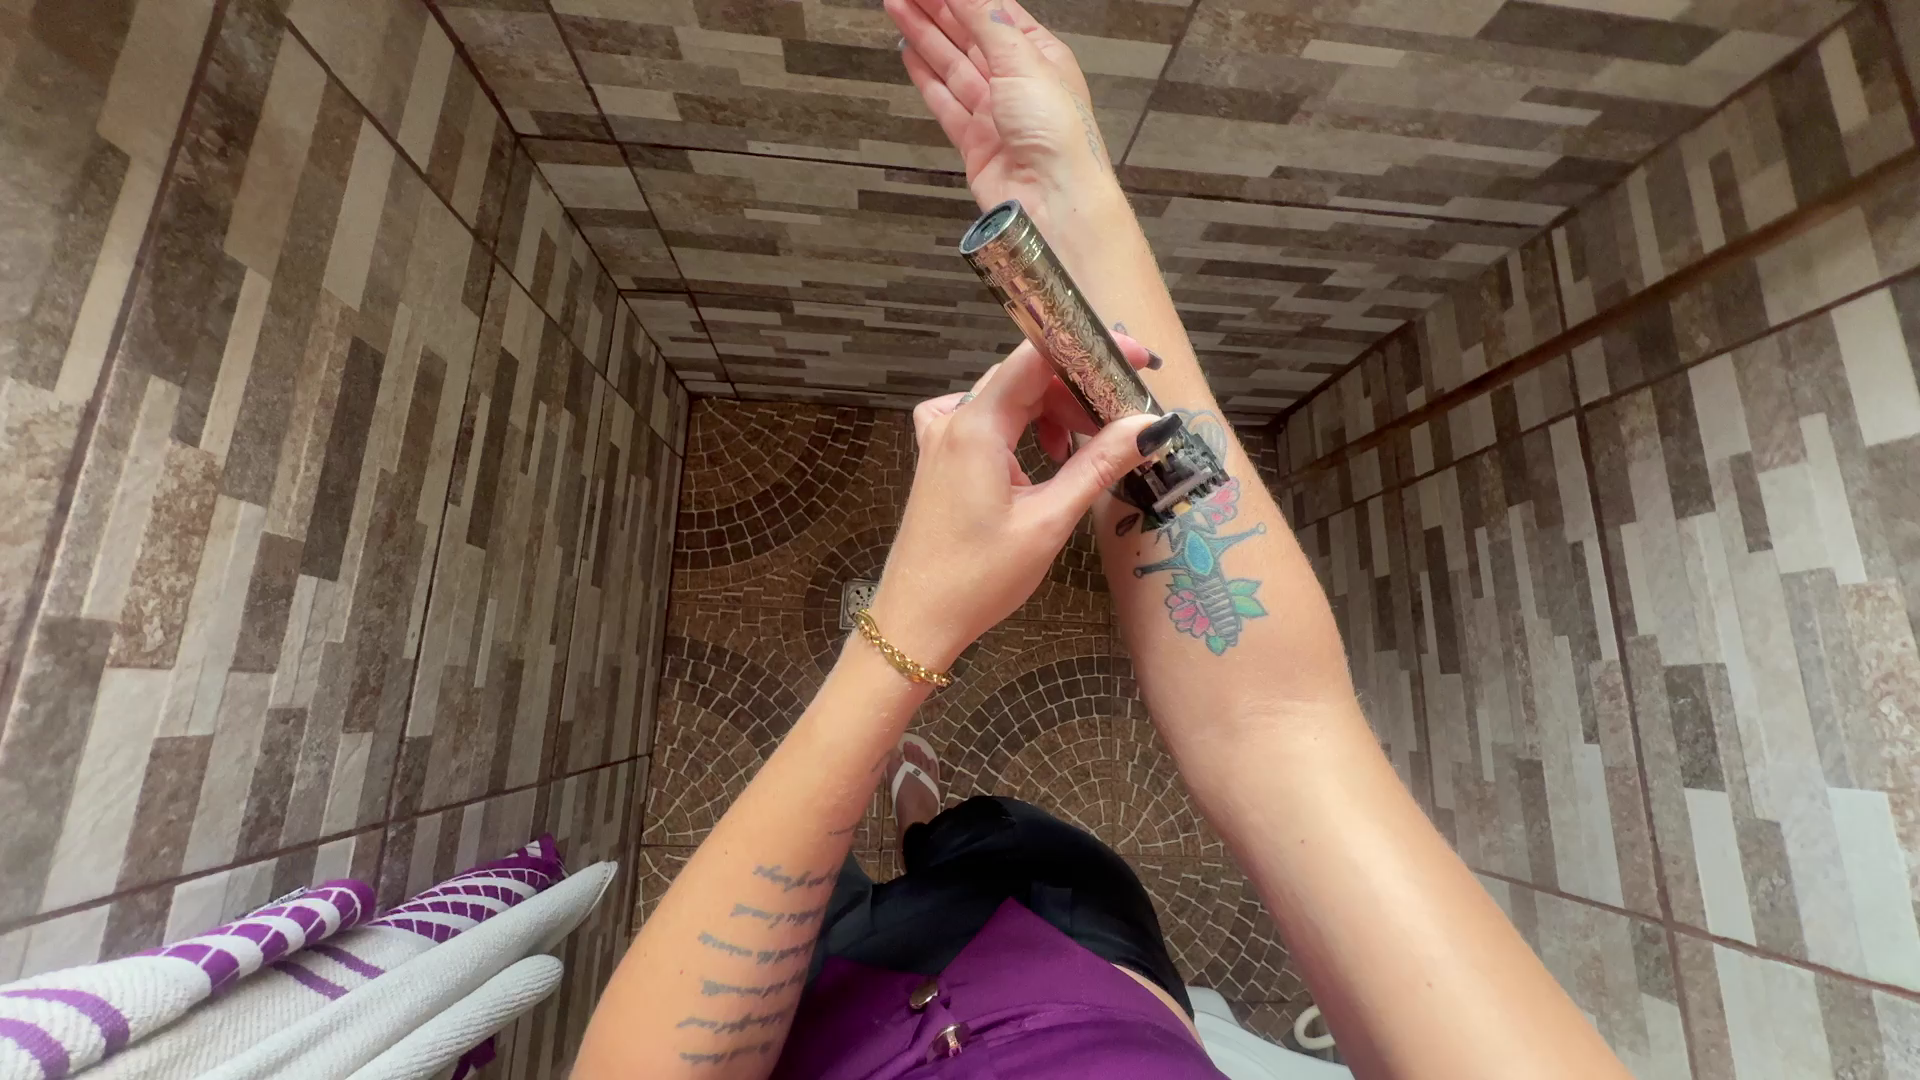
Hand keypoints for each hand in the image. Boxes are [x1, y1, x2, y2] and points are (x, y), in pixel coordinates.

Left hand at [867, 339, 1180, 668]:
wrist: (916, 620)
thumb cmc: (978, 578)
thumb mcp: (1048, 522)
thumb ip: (1097, 466)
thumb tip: (1149, 426)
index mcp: (976, 427)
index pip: (1035, 356)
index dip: (1088, 348)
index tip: (1134, 360)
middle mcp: (952, 421)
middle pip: (1024, 378)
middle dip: (1075, 392)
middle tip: (1116, 424)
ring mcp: (939, 440)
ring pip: (1006, 399)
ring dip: (1049, 414)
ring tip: (1077, 452)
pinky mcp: (938, 461)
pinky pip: (983, 422)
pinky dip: (1017, 429)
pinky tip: (1033, 458)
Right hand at [886, 0, 1117, 215]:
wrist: (1051, 199)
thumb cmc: (1057, 134)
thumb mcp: (1023, 59)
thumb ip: (988, 21)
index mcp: (1039, 56)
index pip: (993, 13)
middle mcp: (1017, 84)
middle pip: (969, 37)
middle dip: (936, 10)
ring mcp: (994, 116)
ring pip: (952, 68)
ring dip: (924, 38)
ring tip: (897, 9)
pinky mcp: (976, 145)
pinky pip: (946, 105)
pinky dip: (927, 80)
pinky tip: (910, 57)